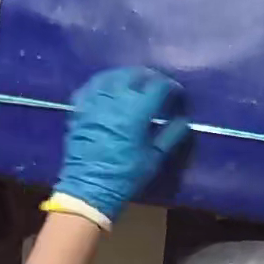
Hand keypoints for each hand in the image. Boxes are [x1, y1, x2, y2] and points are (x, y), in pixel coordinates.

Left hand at [51, 67, 190, 226]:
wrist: (89, 189)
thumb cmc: (126, 175)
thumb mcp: (154, 158)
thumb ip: (171, 135)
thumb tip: (183, 120)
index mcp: (136, 111)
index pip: (158, 86)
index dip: (170, 86)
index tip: (176, 93)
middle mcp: (115, 99)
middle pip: (134, 75)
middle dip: (149, 77)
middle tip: (157, 85)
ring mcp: (94, 102)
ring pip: (111, 76)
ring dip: (126, 76)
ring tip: (135, 83)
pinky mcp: (79, 109)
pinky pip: (91, 87)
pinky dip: (102, 83)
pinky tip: (108, 88)